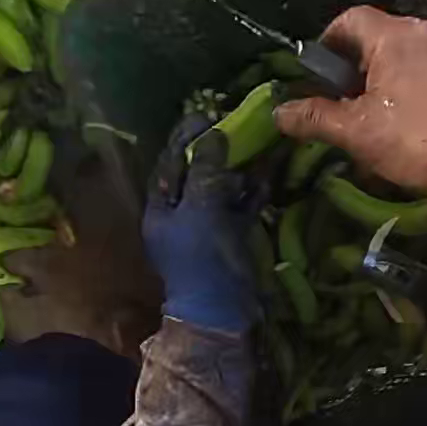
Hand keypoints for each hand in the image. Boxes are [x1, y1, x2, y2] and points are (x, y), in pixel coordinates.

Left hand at [143, 115, 257, 334]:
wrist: (223, 311)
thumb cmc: (202, 258)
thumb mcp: (199, 210)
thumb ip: (204, 171)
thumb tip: (211, 135)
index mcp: (161, 210)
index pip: (168, 164)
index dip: (183, 139)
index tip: (203, 115)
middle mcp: (180, 217)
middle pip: (195, 175)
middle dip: (214, 152)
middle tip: (233, 126)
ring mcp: (206, 229)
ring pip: (219, 191)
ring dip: (236, 171)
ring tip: (254, 147)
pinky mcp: (229, 239)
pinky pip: (238, 209)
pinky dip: (250, 195)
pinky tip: (265, 178)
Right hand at [274, 7, 426, 194]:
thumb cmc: (413, 139)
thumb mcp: (356, 131)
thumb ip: (315, 117)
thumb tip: (279, 113)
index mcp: (394, 36)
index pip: (350, 19)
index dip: (327, 42)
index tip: (317, 74)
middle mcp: (425, 29)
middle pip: (376, 36)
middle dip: (353, 65)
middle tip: (342, 102)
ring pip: (402, 51)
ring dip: (380, 75)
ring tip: (373, 113)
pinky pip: (425, 65)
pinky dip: (407, 81)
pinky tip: (405, 116)